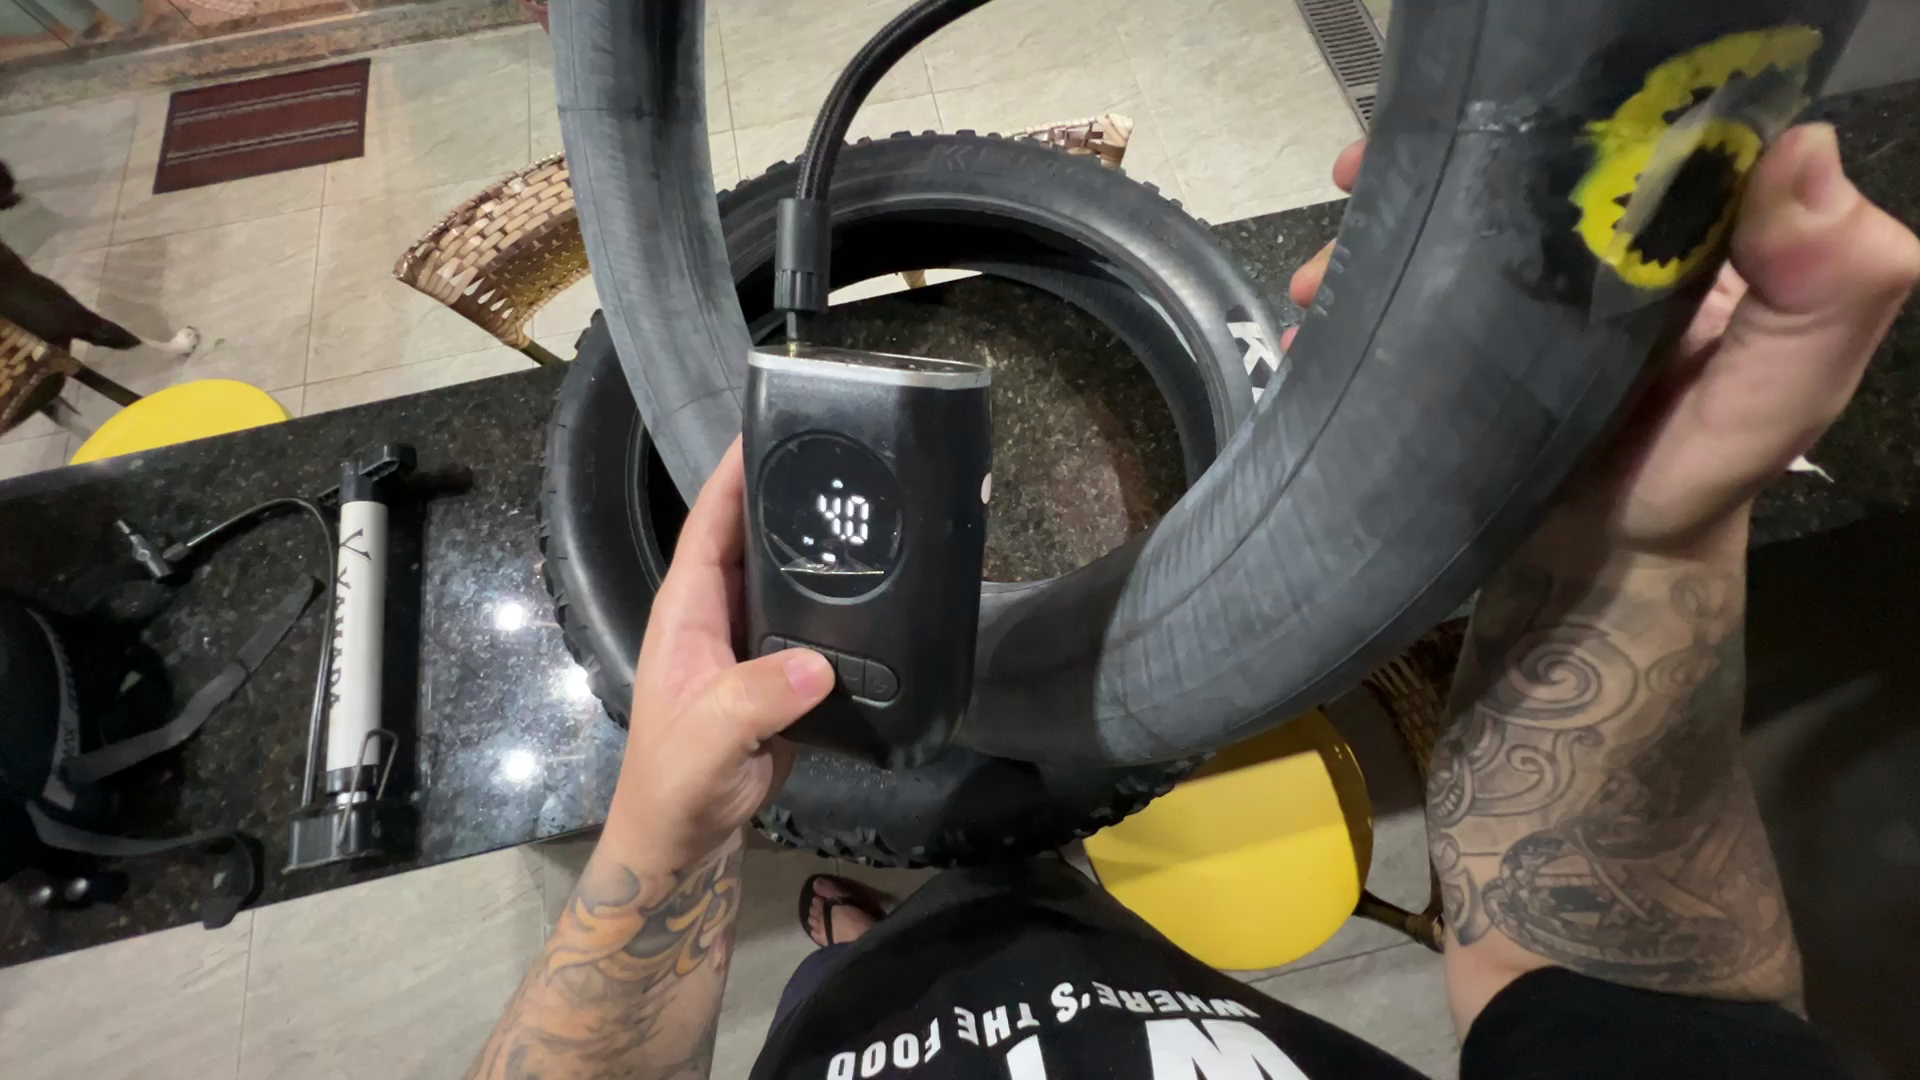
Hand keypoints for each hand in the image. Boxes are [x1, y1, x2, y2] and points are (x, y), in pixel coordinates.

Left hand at [606, 438, 835, 870]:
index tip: (771, 426)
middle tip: (844, 458)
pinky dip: (836, 592)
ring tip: (868, 507)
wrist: (691, 836)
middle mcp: (719, 611)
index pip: (709, 522)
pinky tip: (876, 582)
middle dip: (785, 492)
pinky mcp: (782, 666)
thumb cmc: (676, 785)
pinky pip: (810, 614)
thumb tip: (819, 663)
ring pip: (785, 571)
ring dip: (814, 540)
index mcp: (688, 609)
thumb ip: (752, 700)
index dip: (734, 472)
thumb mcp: (705, 741)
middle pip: (752, 534)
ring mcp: (752, 637)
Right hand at [1288, 126, 1919, 554]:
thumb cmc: (1698, 472)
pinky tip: (1309, 340)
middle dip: (1407, 187)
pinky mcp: (1443, 371)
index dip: (1532, 119)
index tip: (1461, 114)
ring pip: (1421, 264)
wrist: (1598, 557)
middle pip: (1480, 202)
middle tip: (1346, 185)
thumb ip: (1831, 280)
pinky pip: (1390, 333)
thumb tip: (1792, 146)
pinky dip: (1342, 329)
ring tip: (1311, 286)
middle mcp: (1565, 270)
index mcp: (1655, 245)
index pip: (1595, 152)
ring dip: (1358, 259)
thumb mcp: (1793, 381)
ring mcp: (1493, 324)